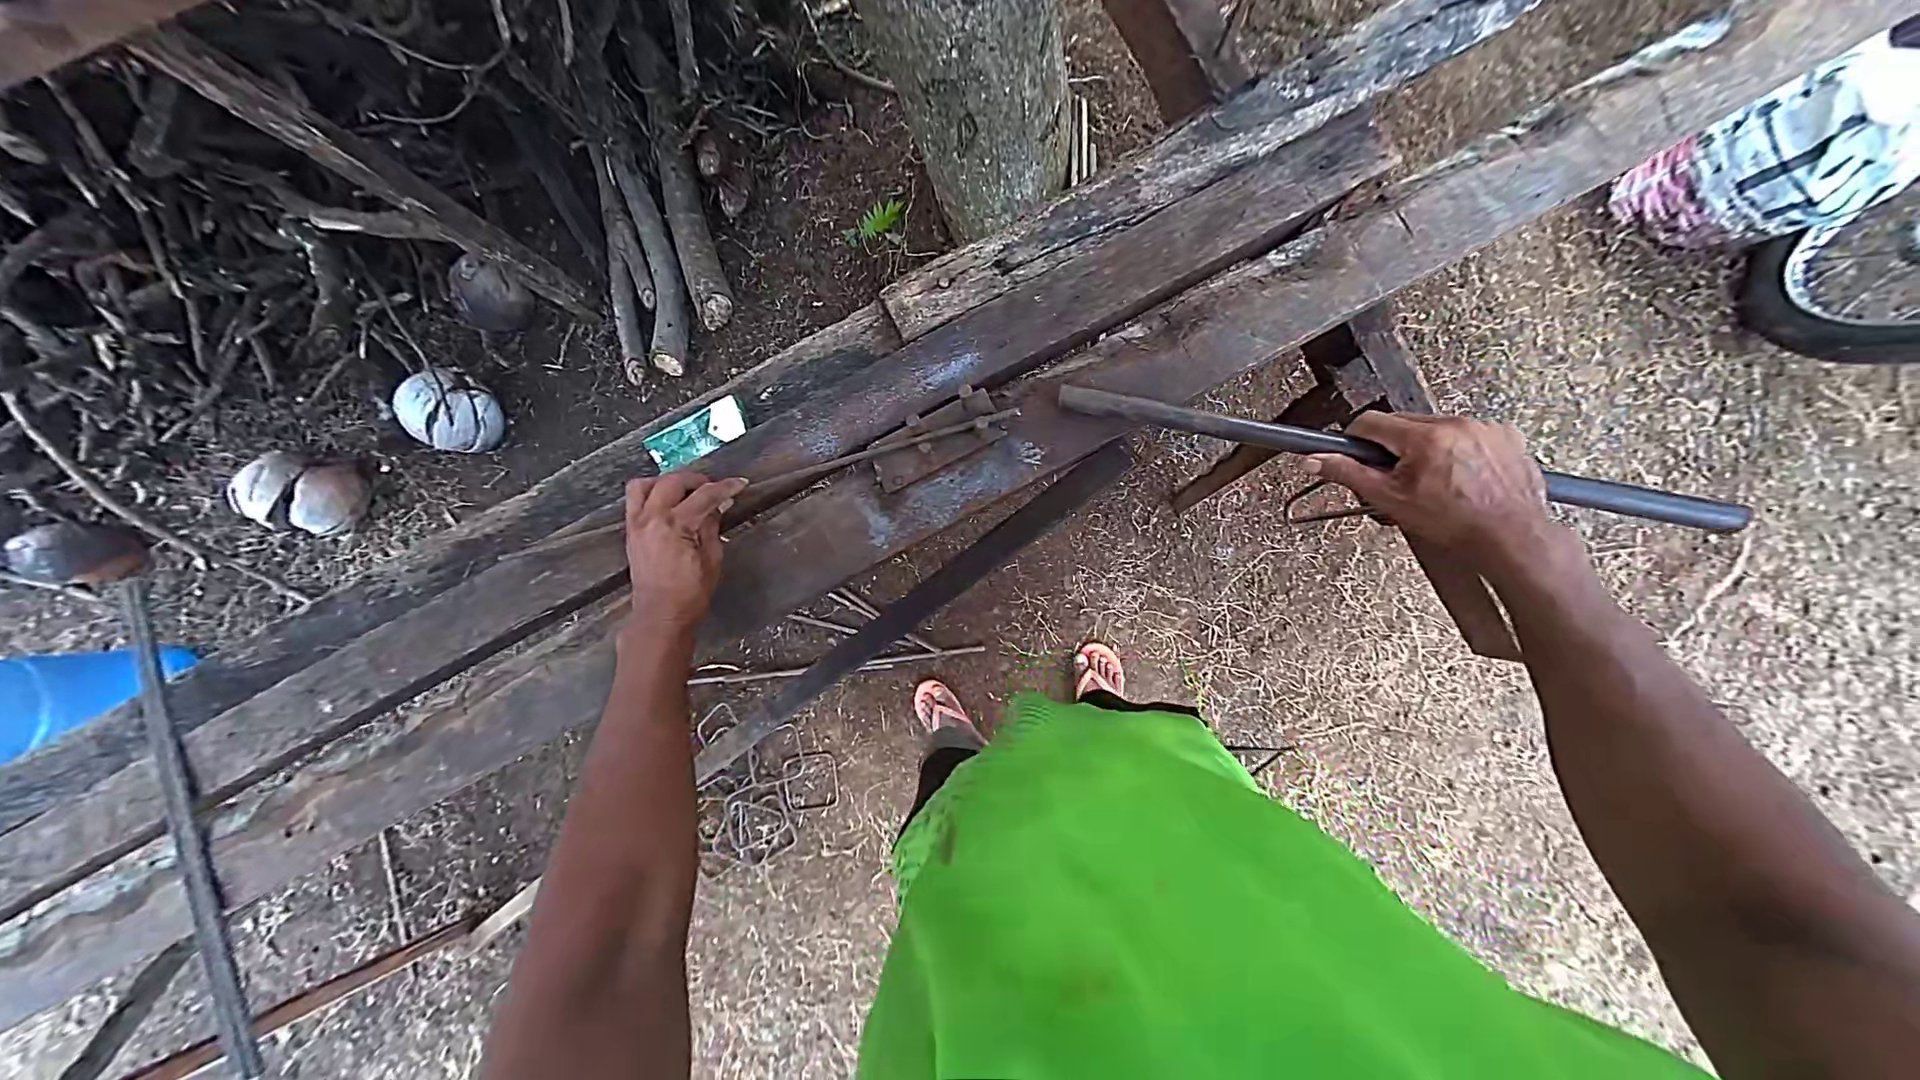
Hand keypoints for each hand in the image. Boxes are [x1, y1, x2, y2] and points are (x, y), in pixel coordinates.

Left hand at [622, 472, 748, 632]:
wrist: (661, 614)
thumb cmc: (691, 592)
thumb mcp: (712, 557)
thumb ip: (711, 525)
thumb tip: (717, 504)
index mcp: (675, 525)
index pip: (704, 496)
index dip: (725, 487)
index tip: (740, 484)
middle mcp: (651, 519)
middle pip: (673, 482)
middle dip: (697, 479)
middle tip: (714, 487)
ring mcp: (636, 523)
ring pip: (646, 484)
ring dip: (668, 481)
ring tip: (686, 490)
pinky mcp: (630, 531)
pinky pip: (635, 499)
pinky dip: (652, 493)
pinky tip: (668, 502)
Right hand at [1306, 412, 1551, 568]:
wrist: (1508, 536)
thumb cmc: (1455, 522)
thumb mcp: (1388, 499)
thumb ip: (1348, 473)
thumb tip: (1316, 459)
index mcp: (1425, 438)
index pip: (1371, 421)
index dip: (1356, 440)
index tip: (1357, 453)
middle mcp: (1457, 425)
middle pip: (1403, 423)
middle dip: (1392, 447)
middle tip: (1397, 477)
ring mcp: (1484, 429)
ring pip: (1433, 428)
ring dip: (1423, 448)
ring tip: (1431, 480)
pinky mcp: (1504, 436)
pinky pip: (1465, 432)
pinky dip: (1455, 449)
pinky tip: (1456, 475)